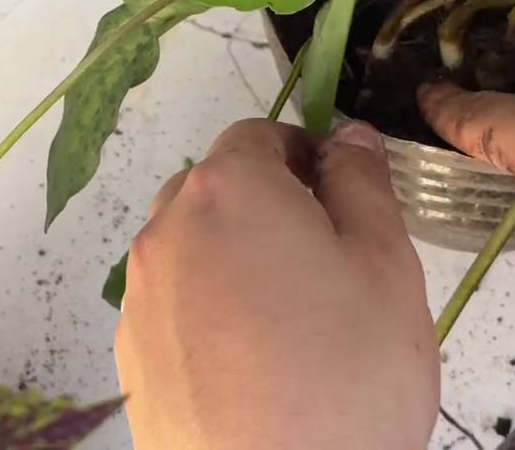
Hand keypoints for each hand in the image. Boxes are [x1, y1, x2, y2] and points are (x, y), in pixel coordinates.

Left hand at [115, 118, 437, 449]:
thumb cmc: (345, 378)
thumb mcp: (384, 263)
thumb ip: (362, 181)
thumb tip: (349, 137)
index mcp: (228, 189)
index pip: (259, 136)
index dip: (303, 153)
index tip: (336, 191)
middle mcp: (168, 230)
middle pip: (218, 184)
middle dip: (267, 200)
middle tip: (322, 256)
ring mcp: (141, 296)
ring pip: (192, 242)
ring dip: (234, 251)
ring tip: (288, 313)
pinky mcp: (130, 357)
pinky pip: (172, 301)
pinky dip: (206, 306)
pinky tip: (249, 360)